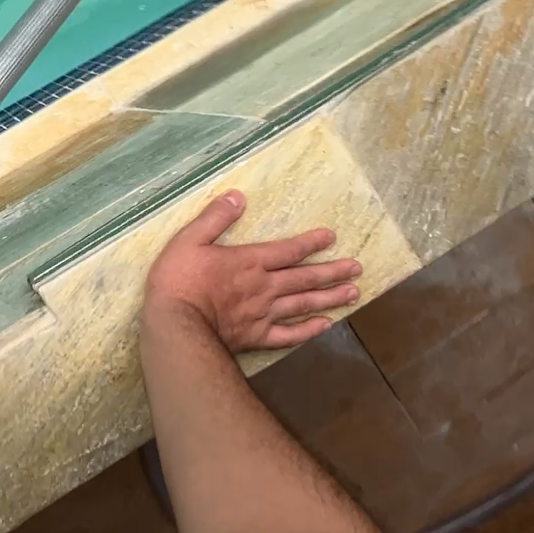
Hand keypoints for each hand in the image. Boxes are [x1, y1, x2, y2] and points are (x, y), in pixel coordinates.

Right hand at [142, 190, 361, 353]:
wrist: (177, 324)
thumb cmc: (179, 279)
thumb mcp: (189, 239)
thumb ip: (215, 218)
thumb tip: (238, 196)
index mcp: (249, 262)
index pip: (286, 250)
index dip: (310, 243)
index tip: (332, 238)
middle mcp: (264, 287)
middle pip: (303, 278)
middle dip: (331, 271)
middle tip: (356, 268)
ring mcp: (264, 314)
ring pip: (303, 304)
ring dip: (329, 297)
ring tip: (353, 293)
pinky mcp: (258, 336)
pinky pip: (290, 334)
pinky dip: (309, 330)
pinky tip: (325, 326)